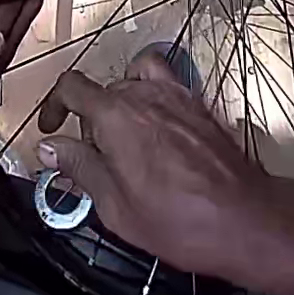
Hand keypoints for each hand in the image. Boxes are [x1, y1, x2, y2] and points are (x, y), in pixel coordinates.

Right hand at [34, 51, 293, 281]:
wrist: (243, 219)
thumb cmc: (179, 220)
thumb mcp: (116, 207)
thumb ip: (80, 168)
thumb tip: (50, 148)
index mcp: (114, 116)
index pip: (70, 86)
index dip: (54, 105)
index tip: (51, 128)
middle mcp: (140, 93)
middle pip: (100, 91)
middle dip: (88, 122)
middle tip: (96, 160)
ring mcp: (169, 91)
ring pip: (126, 84)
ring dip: (116, 105)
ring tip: (124, 139)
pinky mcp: (192, 98)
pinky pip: (159, 74)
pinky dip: (145, 83)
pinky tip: (151, 113)